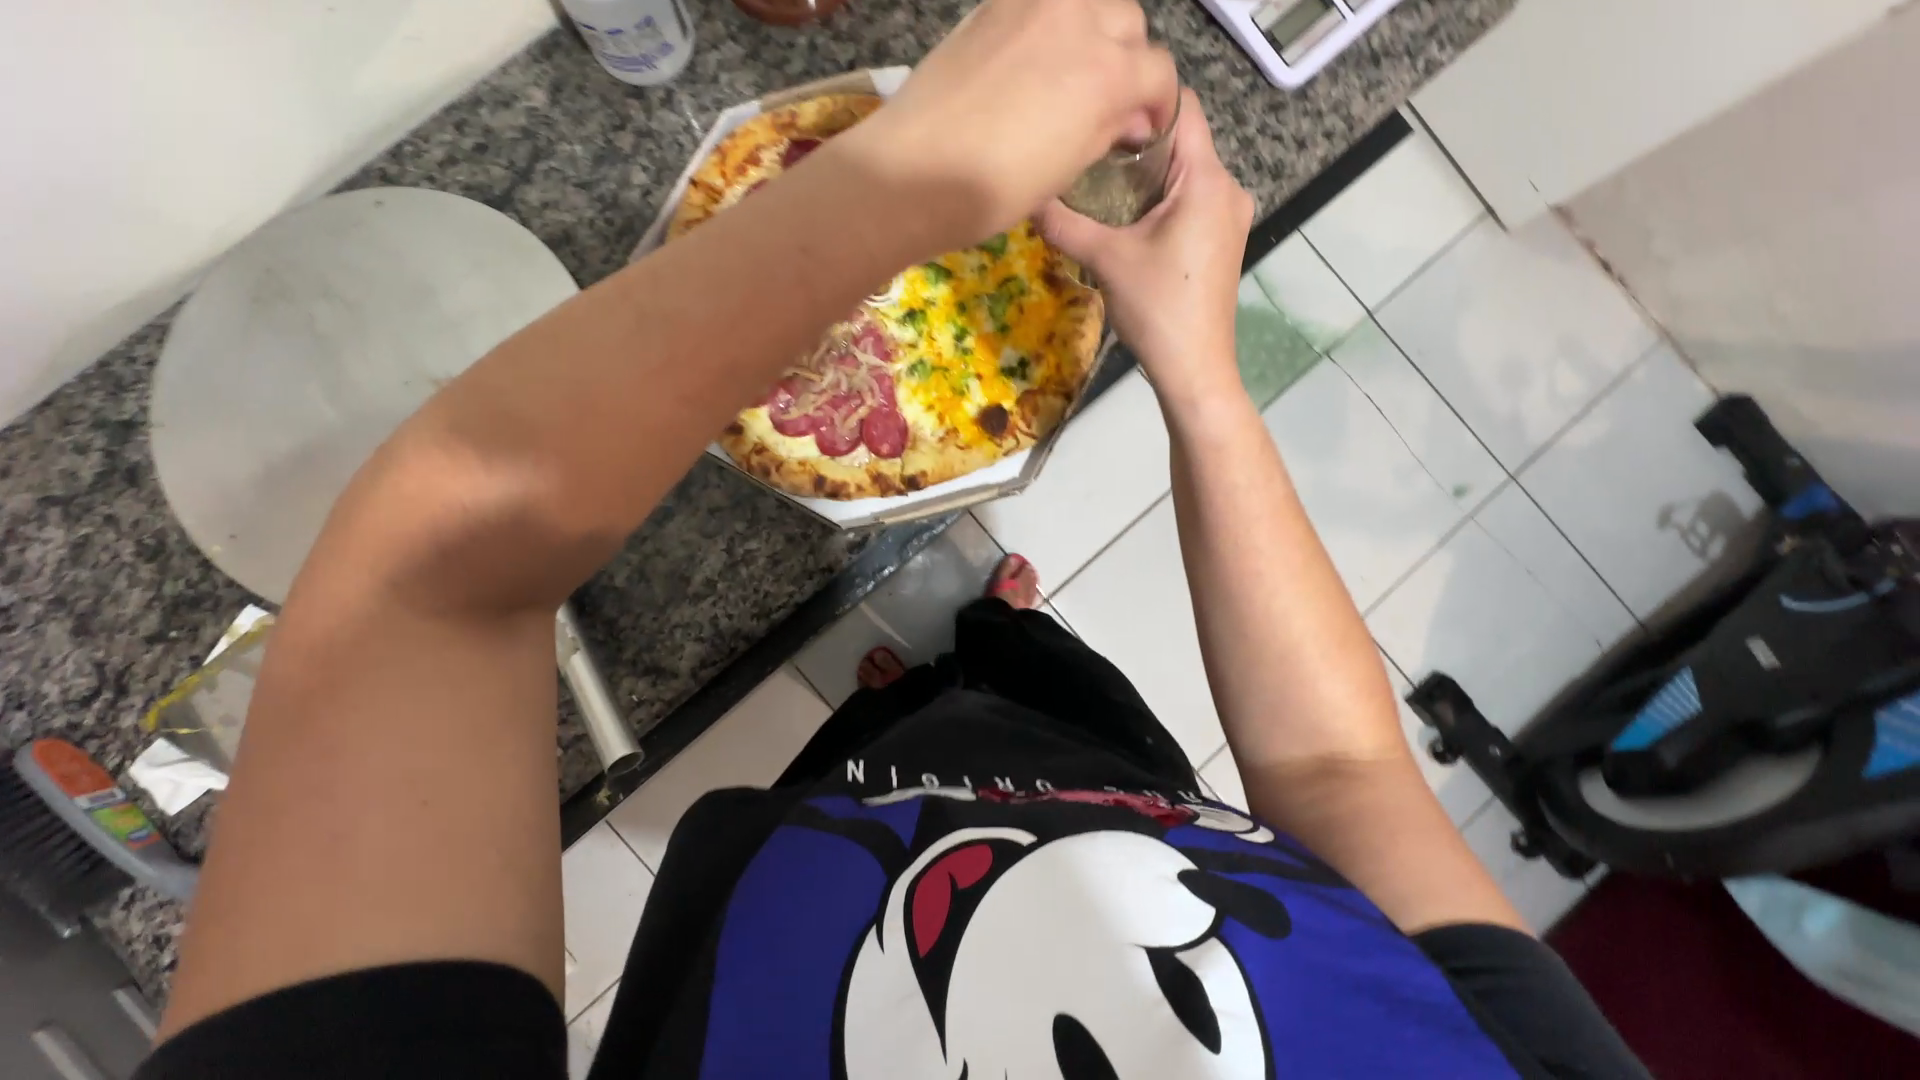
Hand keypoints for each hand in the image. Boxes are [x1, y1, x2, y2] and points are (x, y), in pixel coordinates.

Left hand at [838, 0, 1178, 251]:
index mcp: (1109, 75)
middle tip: (1104, 98)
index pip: (1159, 71)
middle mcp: (1081, 21)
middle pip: (1129, 23)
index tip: (1142, 126)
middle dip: (1127, 59)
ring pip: (1091, 0)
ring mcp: (1036, 4)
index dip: (1157, 104)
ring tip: (1070, 69)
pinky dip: (1050, 22)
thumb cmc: (994, 191)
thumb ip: (1107, 130)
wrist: (913, 172)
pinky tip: (1032, 57)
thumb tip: (1131, 116)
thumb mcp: (1066, 170)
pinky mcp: (996, 4)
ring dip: (1093, 29)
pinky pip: (1042, 2)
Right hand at [1037, 90, 1253, 408]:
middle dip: (1135, 144)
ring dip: (1145, 176)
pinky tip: (1127, 221)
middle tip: (1088, 157)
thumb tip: (1028, 199)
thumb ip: (1065, 225)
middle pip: (1180, 141)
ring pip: (1184, 173)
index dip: (1138, 101)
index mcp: (1206, 179)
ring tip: (1100, 189)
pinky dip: (1160, 201)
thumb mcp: (1106, 260)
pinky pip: (1190, 200)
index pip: (1179, 108)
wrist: (1194, 368)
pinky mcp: (1223, 239)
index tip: (1097, 117)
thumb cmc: (1157, 309)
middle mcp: (1228, 187)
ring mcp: (1230, 215)